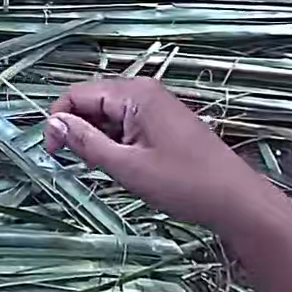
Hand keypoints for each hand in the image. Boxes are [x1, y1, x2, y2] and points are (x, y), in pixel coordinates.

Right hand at [44, 76, 274, 228]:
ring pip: (108, 113)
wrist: (239, 202)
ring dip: (97, 137)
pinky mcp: (164, 119)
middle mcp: (144, 90)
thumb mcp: (127, 167)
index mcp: (134, 94)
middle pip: (92, 100)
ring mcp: (156, 104)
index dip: (58, 120)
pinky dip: (115, 140)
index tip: (53, 153)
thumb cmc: (183, 184)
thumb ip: (86, 143)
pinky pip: (126, 121)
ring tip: (105, 169)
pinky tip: (123, 165)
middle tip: (78, 165)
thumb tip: (53, 123)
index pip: (77, 94)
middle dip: (78, 129)